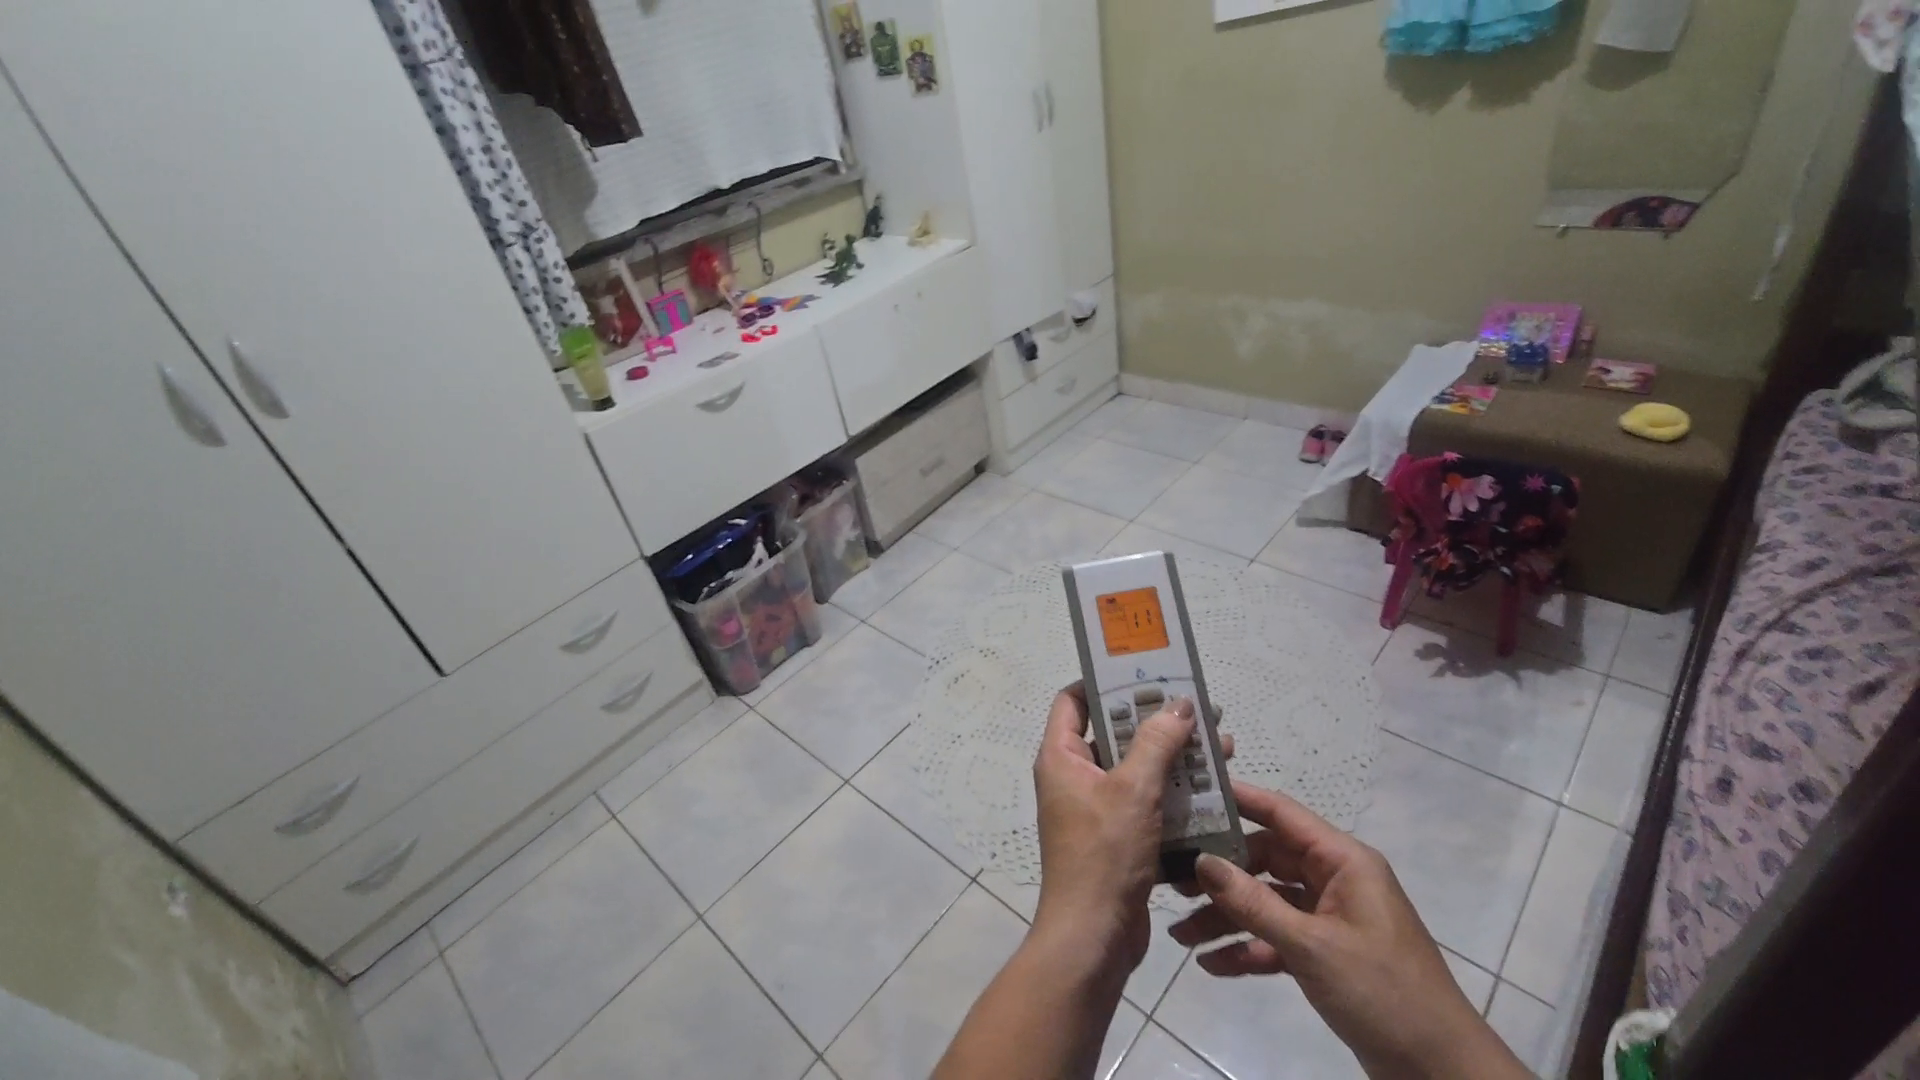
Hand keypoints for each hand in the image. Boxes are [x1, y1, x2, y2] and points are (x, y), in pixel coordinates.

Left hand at [1030, 683, 1200, 971]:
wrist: (1095, 935)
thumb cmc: (1104, 853)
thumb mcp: (1133, 789)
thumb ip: (1157, 742)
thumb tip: (1180, 703)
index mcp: (1061, 757)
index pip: (1073, 701)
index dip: (1104, 683)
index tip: (1145, 673)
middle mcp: (1073, 777)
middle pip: (1114, 733)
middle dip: (1156, 721)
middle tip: (1199, 711)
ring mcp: (1095, 808)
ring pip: (1136, 768)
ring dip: (1174, 758)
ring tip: (1220, 747)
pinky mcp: (1118, 836)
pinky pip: (1146, 801)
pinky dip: (1175, 792)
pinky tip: (1214, 789)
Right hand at [1169, 784, 1528, 1079]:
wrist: (1440, 1072)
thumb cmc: (1382, 993)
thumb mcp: (1311, 946)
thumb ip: (1253, 902)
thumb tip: (1201, 861)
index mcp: (1343, 862)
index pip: (1281, 814)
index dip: (1238, 800)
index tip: (1191, 794)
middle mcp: (1335, 881)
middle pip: (1265, 861)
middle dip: (1220, 875)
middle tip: (1172, 883)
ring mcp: (1330, 919)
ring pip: (1266, 903)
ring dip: (1226, 918)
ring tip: (1180, 936)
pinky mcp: (1326, 956)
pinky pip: (1277, 939)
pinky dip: (1248, 950)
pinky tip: (1212, 966)